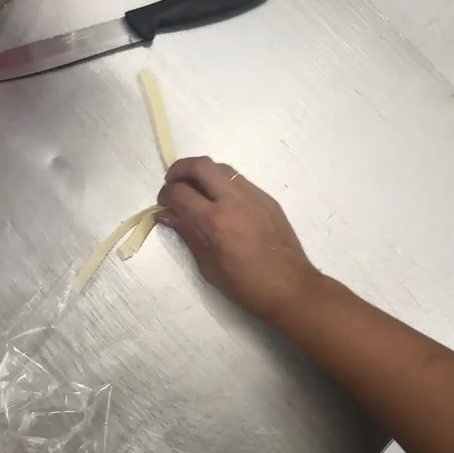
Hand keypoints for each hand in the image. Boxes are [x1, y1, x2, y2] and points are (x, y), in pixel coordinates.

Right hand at [157, 157, 323, 320]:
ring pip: (222, 167)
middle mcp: (233, 201)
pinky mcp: (268, 198)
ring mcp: (253, 196)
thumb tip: (167, 214)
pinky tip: (221, 201)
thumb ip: (187, 234)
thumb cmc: (245, 285)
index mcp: (214, 222)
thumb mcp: (208, 266)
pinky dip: (224, 183)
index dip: (165, 195)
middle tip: (173, 183)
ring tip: (196, 190)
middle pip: (200, 165)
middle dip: (180, 169)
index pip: (179, 193)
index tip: (163, 204)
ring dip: (203, 173)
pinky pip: (240, 180)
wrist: (290, 287)